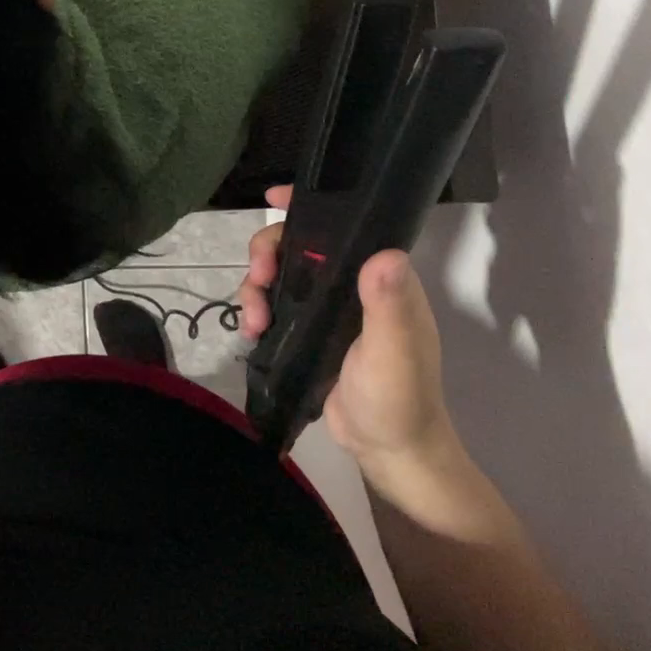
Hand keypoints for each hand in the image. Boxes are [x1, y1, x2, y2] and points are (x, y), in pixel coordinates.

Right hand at [236, 186, 457, 469]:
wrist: (386, 450)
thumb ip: (388, 305)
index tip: (273, 200)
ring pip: (280, 274)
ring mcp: (328, 307)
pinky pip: (273, 303)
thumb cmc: (399, 399)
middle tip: (257, 279)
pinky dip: (256, 309)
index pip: (343, 226)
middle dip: (268, 254)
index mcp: (381, 279)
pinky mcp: (308, 330)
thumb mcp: (393, 352)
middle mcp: (353, 284)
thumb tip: (387, 254)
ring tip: (252, 322)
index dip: (308, 207)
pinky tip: (251, 331)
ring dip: (256, 288)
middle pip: (299, 246)